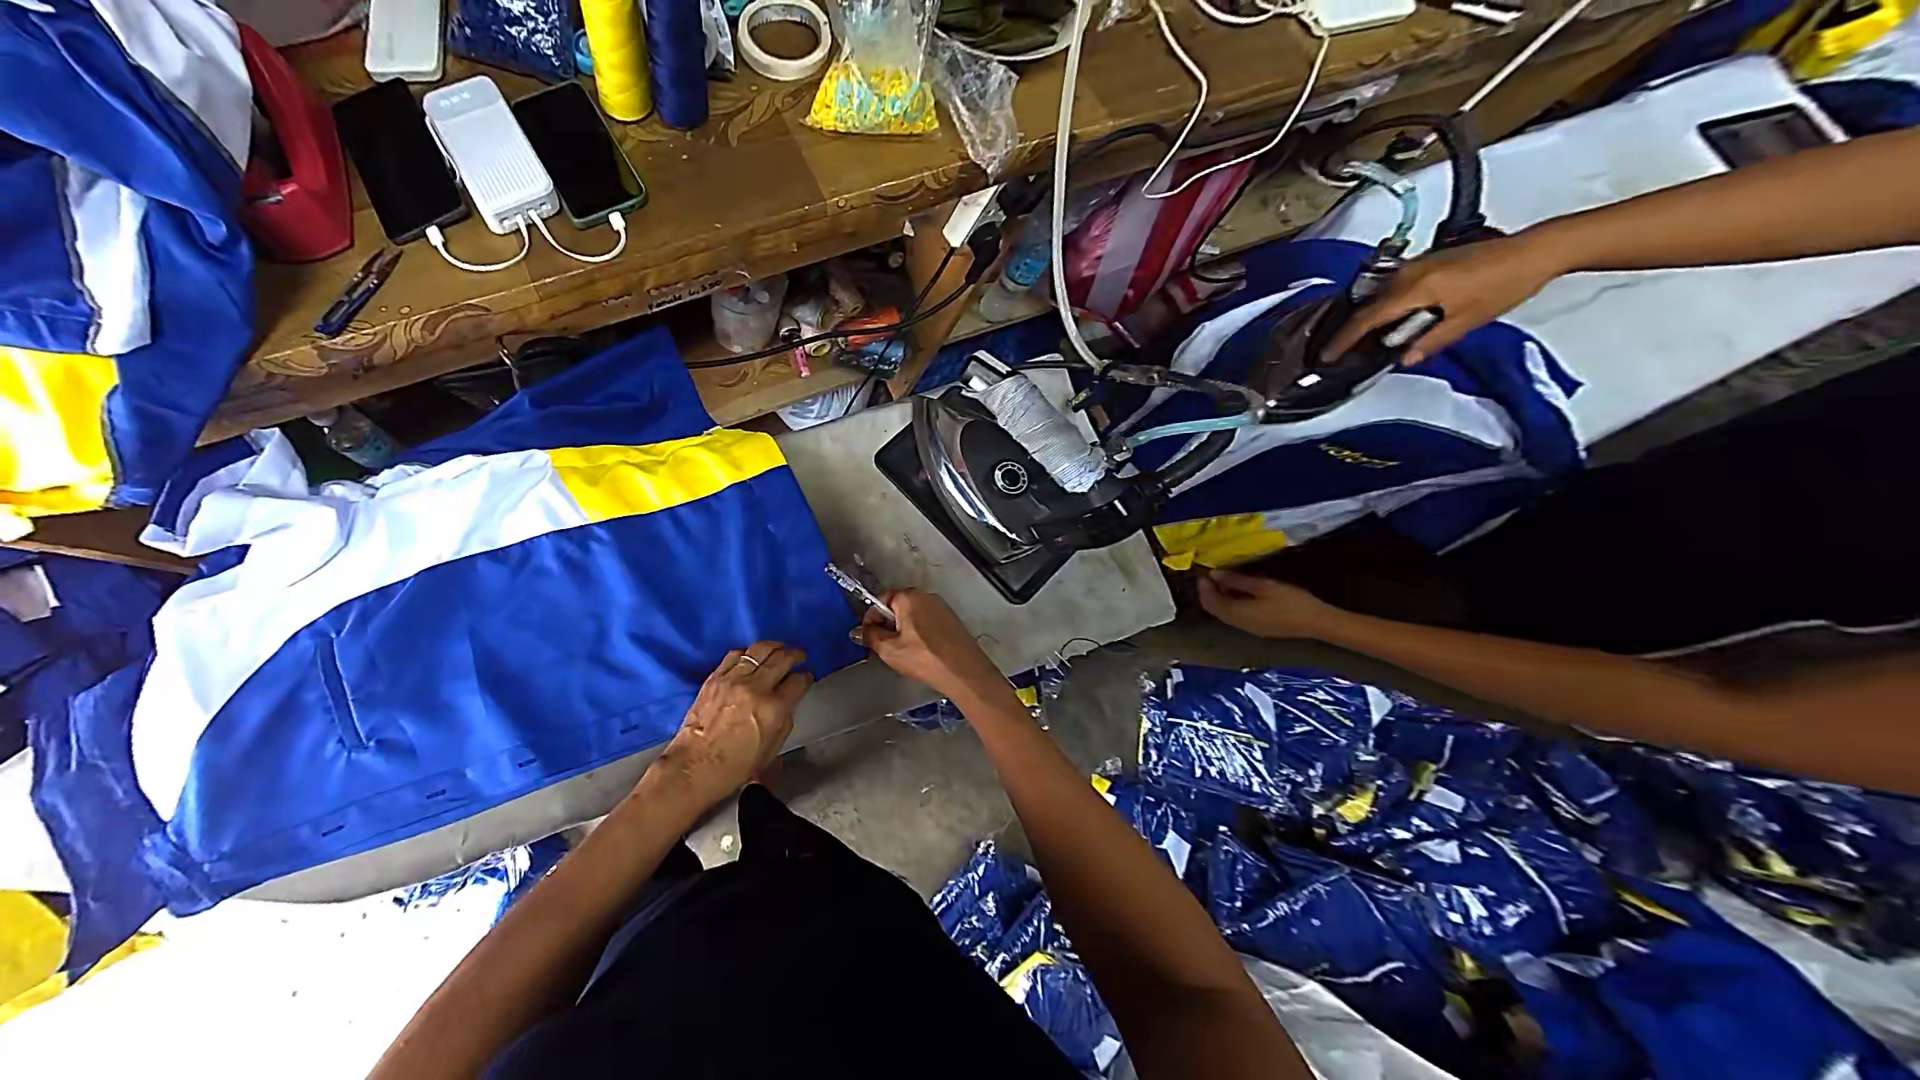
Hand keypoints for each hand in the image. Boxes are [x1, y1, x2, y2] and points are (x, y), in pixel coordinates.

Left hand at [654, 642, 812, 809]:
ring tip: (779, 648)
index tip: (806, 677)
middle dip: (795, 655)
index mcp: (774, 709)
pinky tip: (752, 658)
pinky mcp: (715, 678)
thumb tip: (788, 700)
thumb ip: (786, 719)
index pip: (798, 681)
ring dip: (775, 647)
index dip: (806, 677)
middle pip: (783, 659)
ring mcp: (734, 680)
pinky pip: (735, 655)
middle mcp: (756, 688)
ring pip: (760, 650)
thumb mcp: (773, 748)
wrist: (695, 766)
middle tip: (799, 656)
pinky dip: (748, 653)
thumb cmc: (737, 765)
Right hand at [856, 589, 1003, 701]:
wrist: (964, 672)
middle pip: (898, 606)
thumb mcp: (890, 649)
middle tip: (883, 647)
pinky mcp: (952, 621)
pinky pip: (927, 623)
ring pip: (913, 616)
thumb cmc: (924, 658)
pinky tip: (920, 653)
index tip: (869, 636)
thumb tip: (858, 631)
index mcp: (909, 597)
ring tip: (903, 653)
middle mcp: (927, 596)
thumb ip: (870, 636)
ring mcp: (942, 608)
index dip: (871, 617)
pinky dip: (919, 634)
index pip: (881, 598)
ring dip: (903, 631)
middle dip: (887, 625)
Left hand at [1197, 569, 1343, 640]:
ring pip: (1225, 613)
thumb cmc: (1289, 601)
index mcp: (1236, 614)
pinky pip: (1235, 616)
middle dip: (1209, 593)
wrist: (1316, 622)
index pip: (1210, 602)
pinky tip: (1238, 592)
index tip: (1203, 572)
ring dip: (1220, 598)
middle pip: (1214, 609)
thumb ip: (1236, 581)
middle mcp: (1237, 624)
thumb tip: (1215, 574)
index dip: (1204, 587)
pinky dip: (1230, 604)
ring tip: (1224, 580)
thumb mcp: (1262, 586)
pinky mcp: (1258, 628)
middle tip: (1210, 575)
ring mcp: (1248, 628)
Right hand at [1318, 232, 1570, 365]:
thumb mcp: (1466, 321)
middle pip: (1368, 305)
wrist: (1535, 251)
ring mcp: (1417, 264)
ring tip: (1364, 338)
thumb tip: (1404, 358)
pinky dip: (1384, 304)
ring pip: (1379, 295)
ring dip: (1369, 316)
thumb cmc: (1503, 286)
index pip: (1368, 319)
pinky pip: (1393, 286)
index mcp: (1416, 289)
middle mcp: (1409, 273)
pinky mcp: (1426, 261)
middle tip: (1342, 351)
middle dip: (1353, 329)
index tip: (1327, 356)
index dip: (1344, 340)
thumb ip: (1430, 341)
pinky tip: (1389, 318)